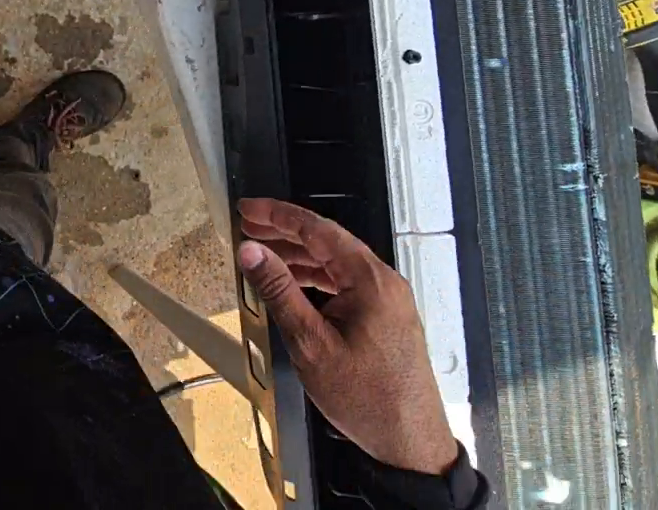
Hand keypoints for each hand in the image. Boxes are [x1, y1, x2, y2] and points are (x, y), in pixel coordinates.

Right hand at [236, 198, 456, 475]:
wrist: (409, 448)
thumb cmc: (368, 399)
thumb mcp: (310, 342)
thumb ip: (278, 289)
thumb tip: (252, 250)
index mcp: (371, 282)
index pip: (317, 229)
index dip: (277, 214)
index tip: (249, 209)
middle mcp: (384, 283)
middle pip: (326, 240)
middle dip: (283, 230)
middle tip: (248, 224)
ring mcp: (387, 300)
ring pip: (334, 260)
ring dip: (296, 253)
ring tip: (261, 251)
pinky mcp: (384, 316)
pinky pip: (343, 280)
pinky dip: (312, 274)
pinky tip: (289, 280)